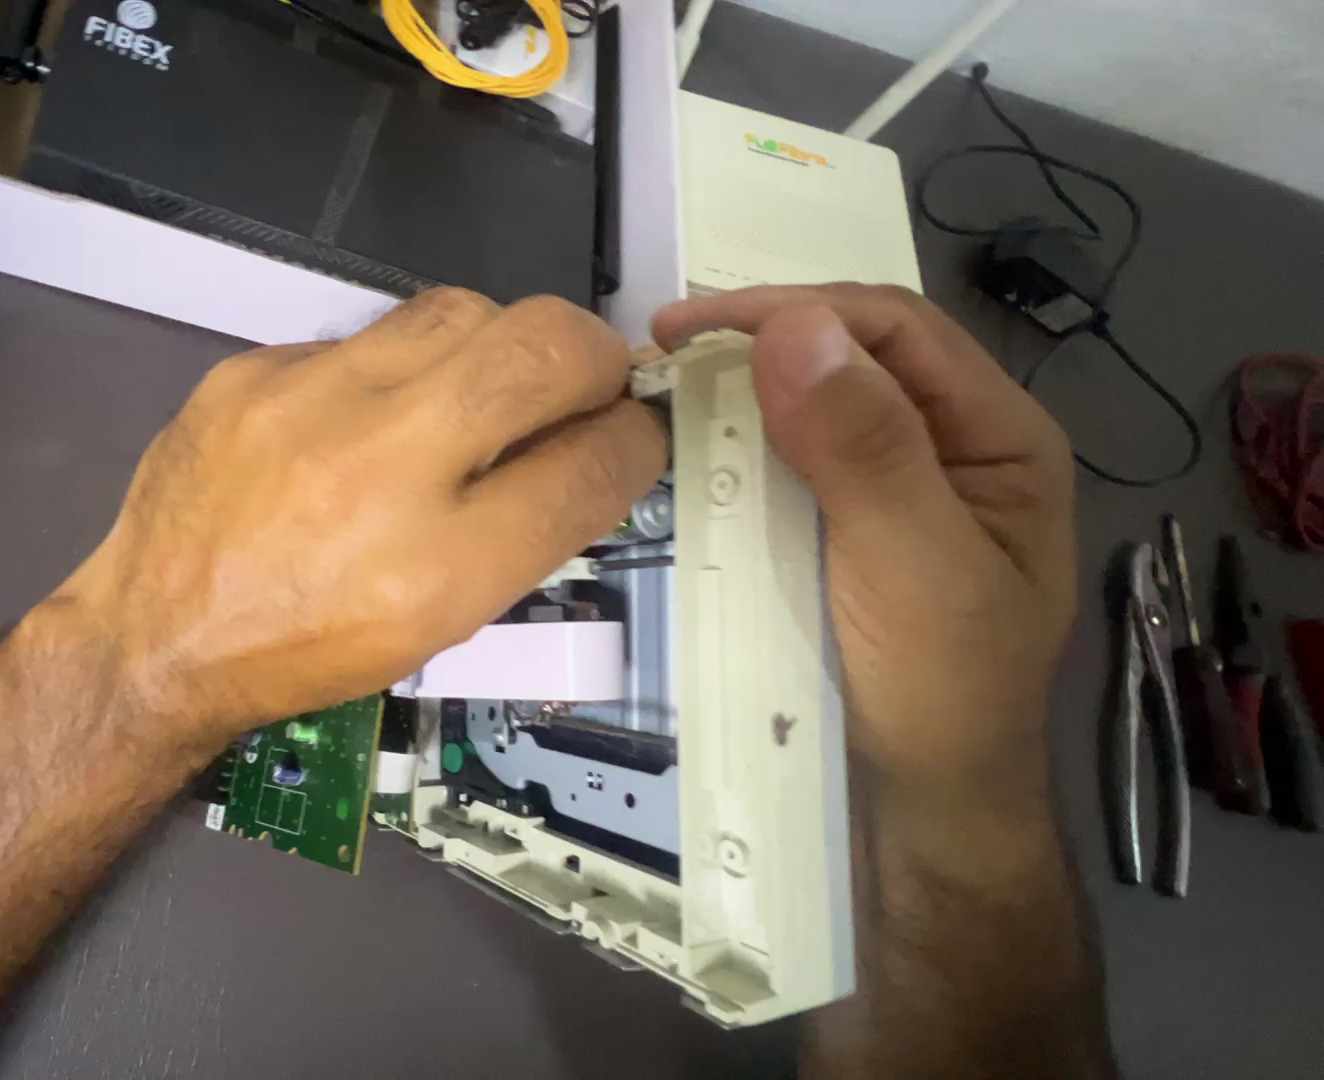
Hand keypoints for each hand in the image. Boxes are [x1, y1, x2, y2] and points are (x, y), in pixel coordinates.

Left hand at [55, 289, 666, 739]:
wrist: (161, 633)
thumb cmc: (306, 651)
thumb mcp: (432, 626)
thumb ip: (518, 535)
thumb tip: (579, 450)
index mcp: (438, 569)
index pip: (589, 468)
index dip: (635, 441)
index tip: (633, 433)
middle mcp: (380, 469)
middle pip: (546, 350)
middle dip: (596, 358)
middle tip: (587, 383)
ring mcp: (307, 400)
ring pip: (462, 310)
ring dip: (501, 342)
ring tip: (484, 387)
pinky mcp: (251, 370)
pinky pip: (366, 333)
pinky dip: (399, 364)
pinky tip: (373, 409)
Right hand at [654, 285, 1075, 801]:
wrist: (916, 791)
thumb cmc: (937, 685)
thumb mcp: (911, 562)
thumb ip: (863, 448)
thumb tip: (792, 326)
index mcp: (990, 434)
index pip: (891, 329)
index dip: (792, 309)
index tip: (689, 328)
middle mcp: (938, 444)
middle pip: (848, 354)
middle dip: (756, 337)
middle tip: (661, 349)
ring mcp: (880, 484)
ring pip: (807, 404)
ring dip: (735, 385)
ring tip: (662, 384)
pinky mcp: (831, 521)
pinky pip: (780, 458)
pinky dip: (730, 439)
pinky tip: (688, 442)